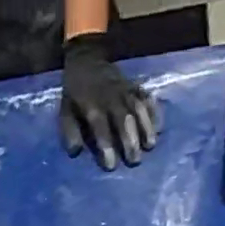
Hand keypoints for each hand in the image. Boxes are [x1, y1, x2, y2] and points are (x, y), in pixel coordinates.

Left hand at [59, 34, 158, 170]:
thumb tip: (75, 152)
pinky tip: (159, 127)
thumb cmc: (75, 92)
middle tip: (135, 161)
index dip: (106, 147)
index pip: (101, 128)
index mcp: (92, 106)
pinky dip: (154, 112)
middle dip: (130, 141)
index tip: (111, 166)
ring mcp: (125, 91)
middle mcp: (111, 98)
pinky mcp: (135, 86)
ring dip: (145, 128)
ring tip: (150, 146)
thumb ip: (70, 132)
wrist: (87, 59)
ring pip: (138, 109)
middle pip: (124, 120)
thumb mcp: (65, 111)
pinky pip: (146, 98)